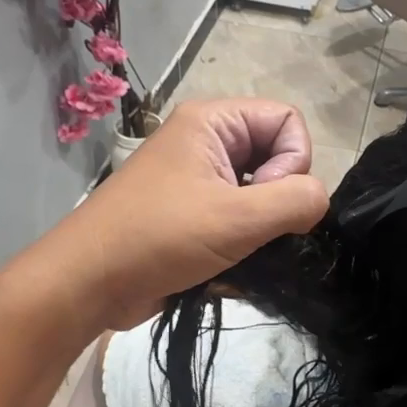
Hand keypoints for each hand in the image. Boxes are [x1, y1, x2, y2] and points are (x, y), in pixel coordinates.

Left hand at [63, 98, 329, 329]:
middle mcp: (208, 141)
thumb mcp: (238, 218)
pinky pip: (241, 219)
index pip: (289, 121)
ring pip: (262, 193)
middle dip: (277, 199)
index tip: (267, 200)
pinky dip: (244, 245)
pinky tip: (225, 268)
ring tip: (236, 252)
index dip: (293, 162)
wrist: (88, 284)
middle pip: (278, 156)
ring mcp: (198, 179)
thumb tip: (318, 200)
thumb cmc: (159, 239)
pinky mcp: (193, 214)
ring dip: (262, 229)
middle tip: (250, 230)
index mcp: (213, 122)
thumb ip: (296, 200)